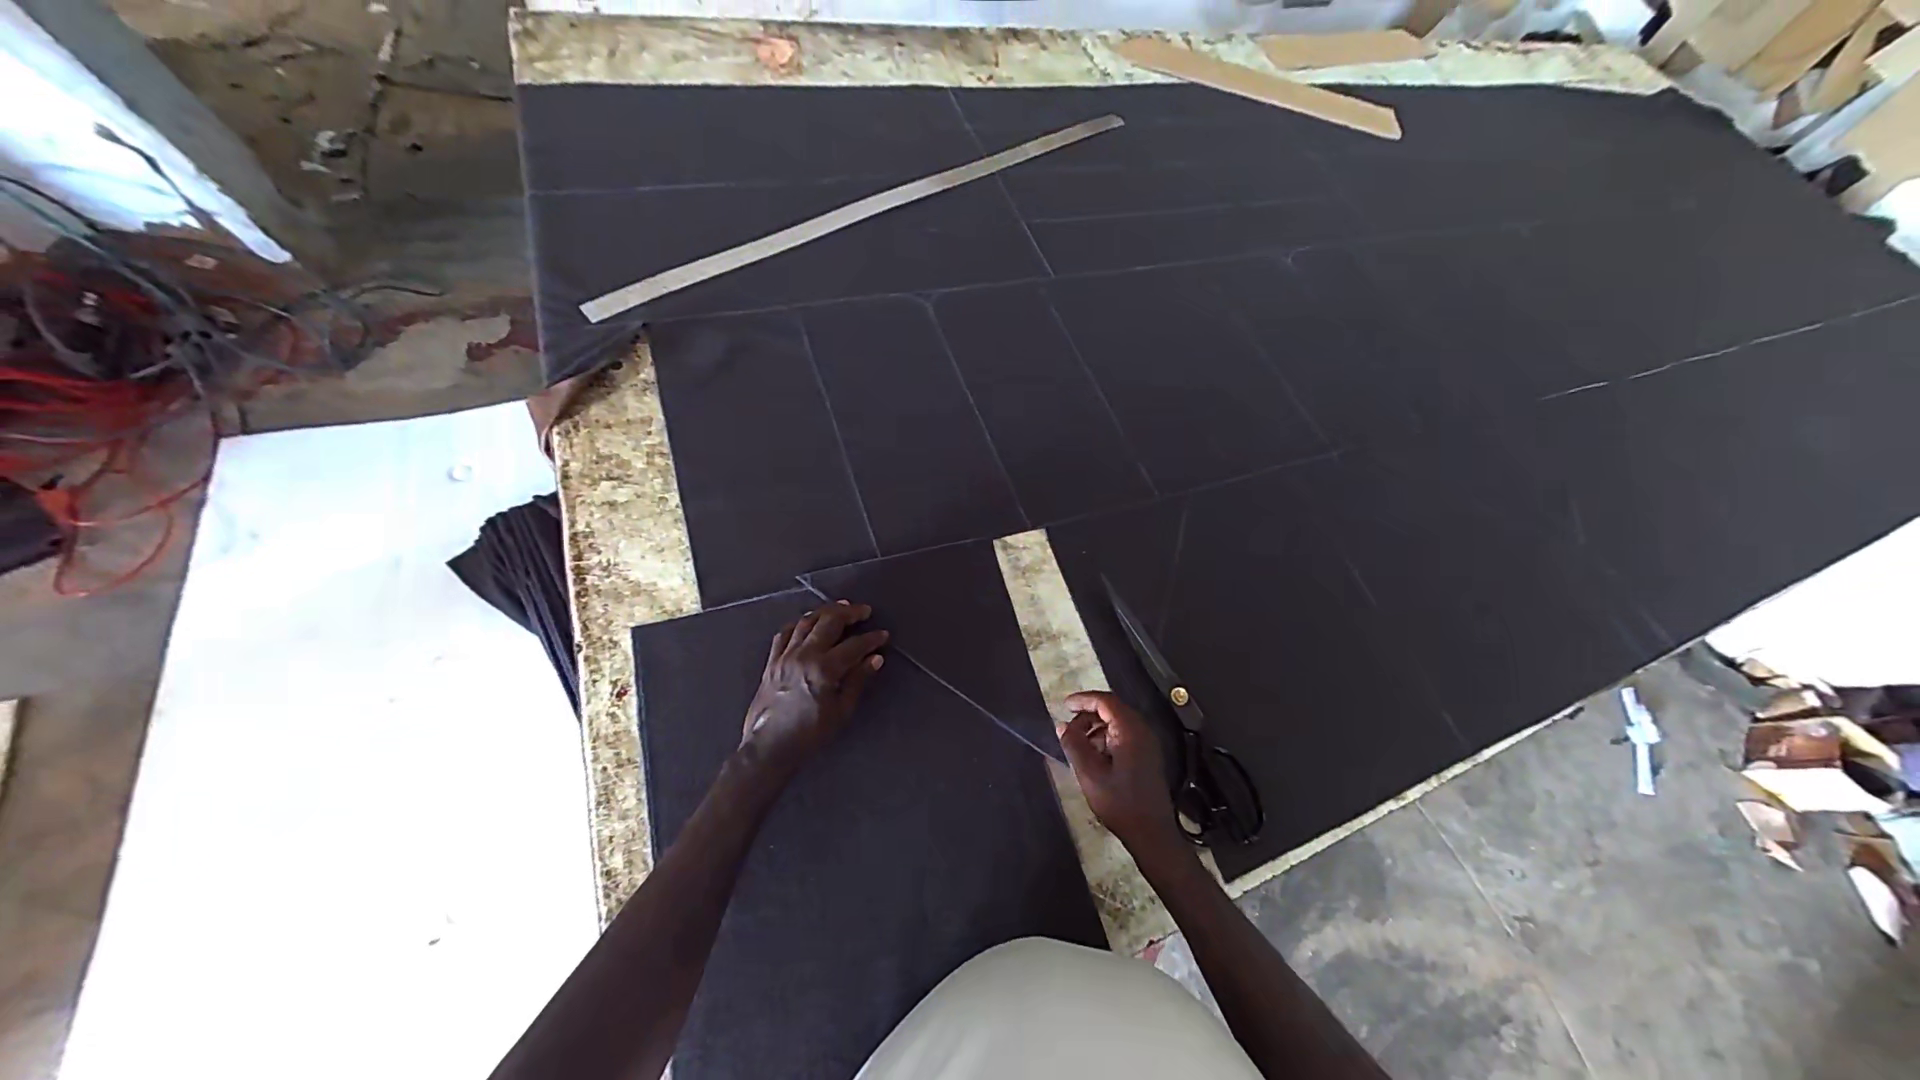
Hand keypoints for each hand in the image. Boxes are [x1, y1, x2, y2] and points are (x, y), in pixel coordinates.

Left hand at [738, 600, 887, 778]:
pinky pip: (785, 633)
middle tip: (863, 611)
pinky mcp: (772, 660)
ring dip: (825, 612)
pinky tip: (808, 622)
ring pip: (807, 622)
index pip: (854, 645)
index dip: (872, 639)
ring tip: (840, 609)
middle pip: (829, 621)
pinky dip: (799, 623)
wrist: (770, 747)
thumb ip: (858, 680)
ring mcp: (785, 655)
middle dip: (850, 613)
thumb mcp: (842, 711)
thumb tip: (875, 659)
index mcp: (824, 669)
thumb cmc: (810, 734)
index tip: (883, 635)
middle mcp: (804, 655)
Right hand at [1058, 690, 1181, 854]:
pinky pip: (1124, 736)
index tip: (1064, 706)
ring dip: (1096, 729)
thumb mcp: (1090, 774)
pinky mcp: (1147, 756)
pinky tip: (1094, 757)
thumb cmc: (1120, 802)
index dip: (1083, 700)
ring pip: (1118, 723)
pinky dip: (1106, 739)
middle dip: (1088, 716)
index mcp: (1130, 731)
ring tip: (1078, 746)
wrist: (1151, 833)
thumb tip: (1062, 726)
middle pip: (1113, 710)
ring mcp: (1147, 744)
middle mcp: (1142, 731)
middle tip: (1069, 730)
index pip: (1106, 701)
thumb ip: (1074, 745)